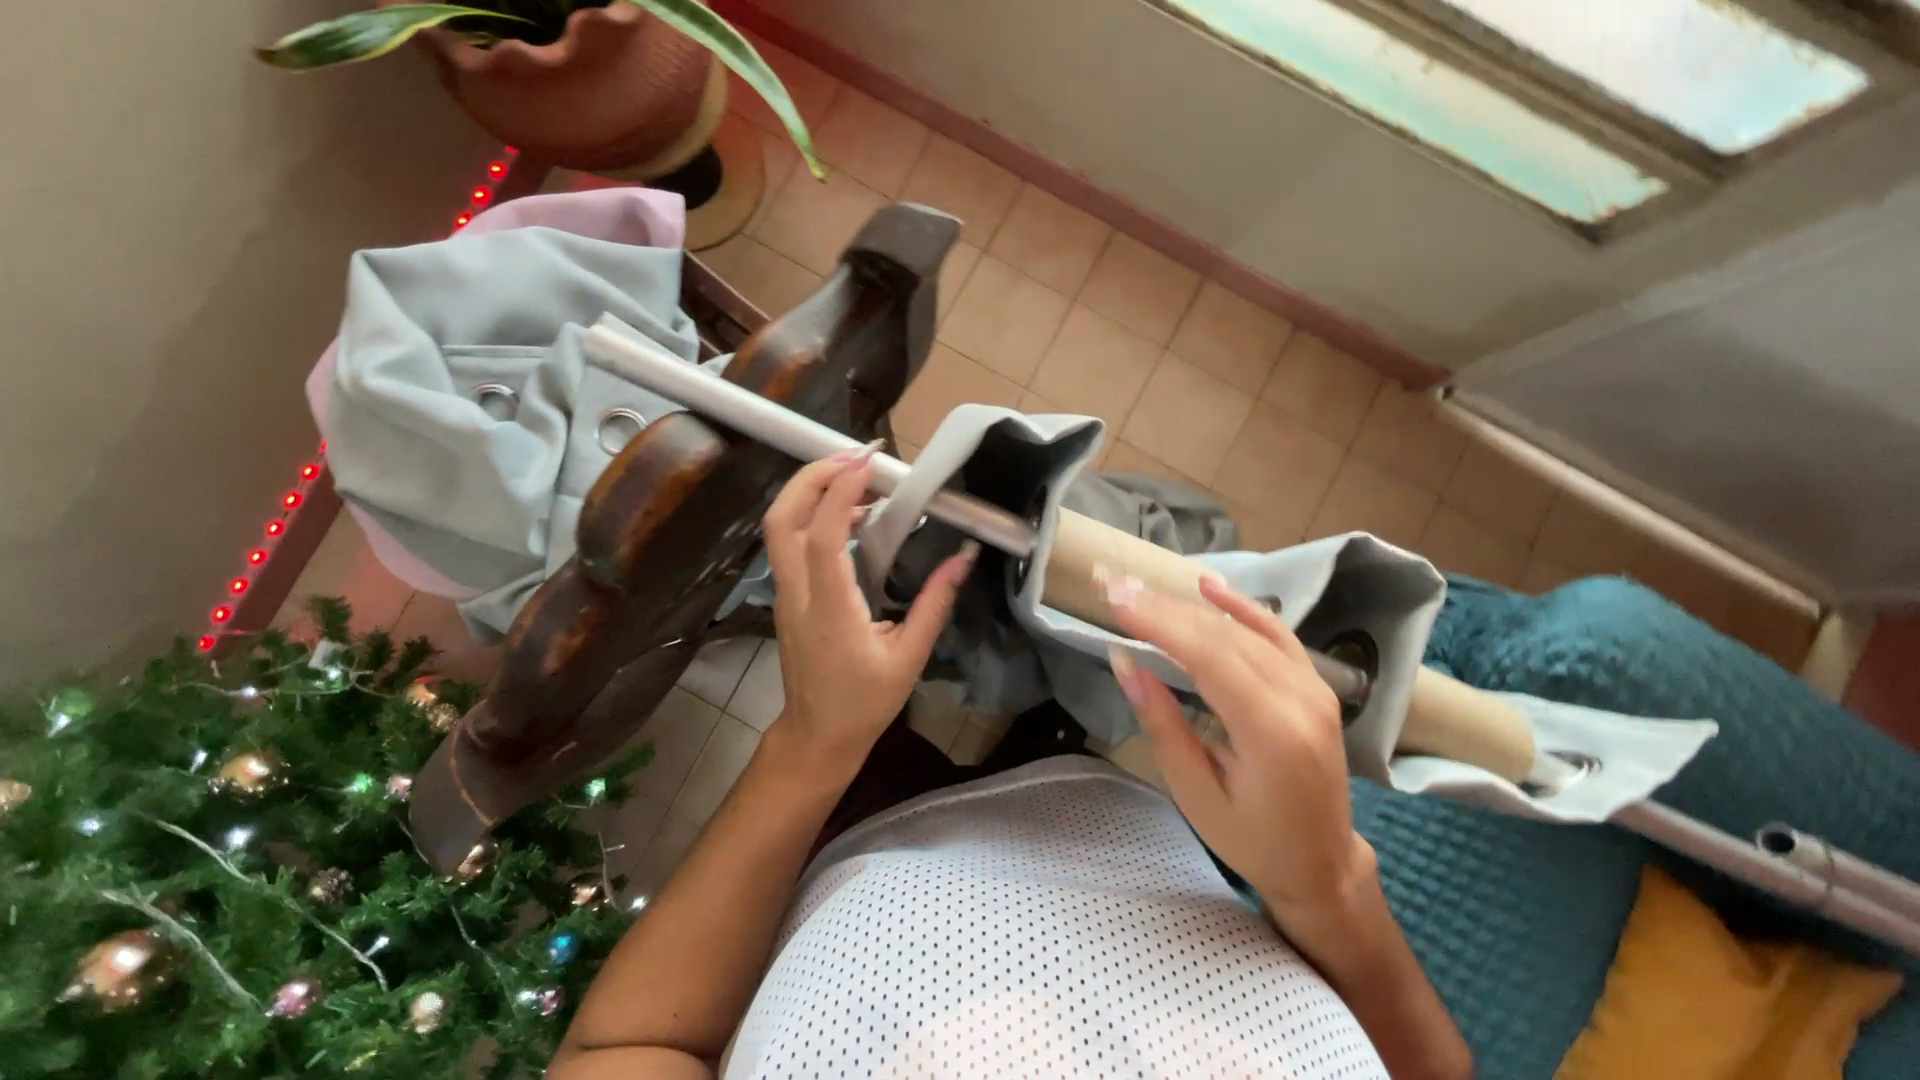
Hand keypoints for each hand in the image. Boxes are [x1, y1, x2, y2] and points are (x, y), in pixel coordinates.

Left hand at [760, 449, 977, 775]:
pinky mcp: (787, 595)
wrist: (816, 736)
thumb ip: (934, 605)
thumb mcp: (909, 658)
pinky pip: (791, 542)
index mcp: (829, 611)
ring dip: (813, 491)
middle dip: (812, 476)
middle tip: (857, 456)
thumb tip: (963, 560)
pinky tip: (855, 517)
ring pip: (780, 526)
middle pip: (782, 518)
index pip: (823, 538)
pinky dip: (815, 514)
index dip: (840, 493)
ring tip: (862, 480)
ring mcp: (785, 594)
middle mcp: (797, 594)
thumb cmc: (864, 703)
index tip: (869, 463)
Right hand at [1104, 573, 1375, 926]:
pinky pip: (1277, 636)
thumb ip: (1163, 723)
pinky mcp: (1315, 688)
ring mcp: (1314, 689)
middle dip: (1165, 607)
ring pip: (1246, 630)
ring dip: (1191, 606)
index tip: (1115, 598)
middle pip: (1224, 636)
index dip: (1159, 622)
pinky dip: (1243, 608)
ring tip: (1143, 588)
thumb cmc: (1251, 840)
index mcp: (1271, 731)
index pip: (1208, 656)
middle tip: (1115, 585)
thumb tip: (1125, 661)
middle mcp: (1300, 698)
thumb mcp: (1195, 792)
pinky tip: (1211, 587)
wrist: (1321, 865)